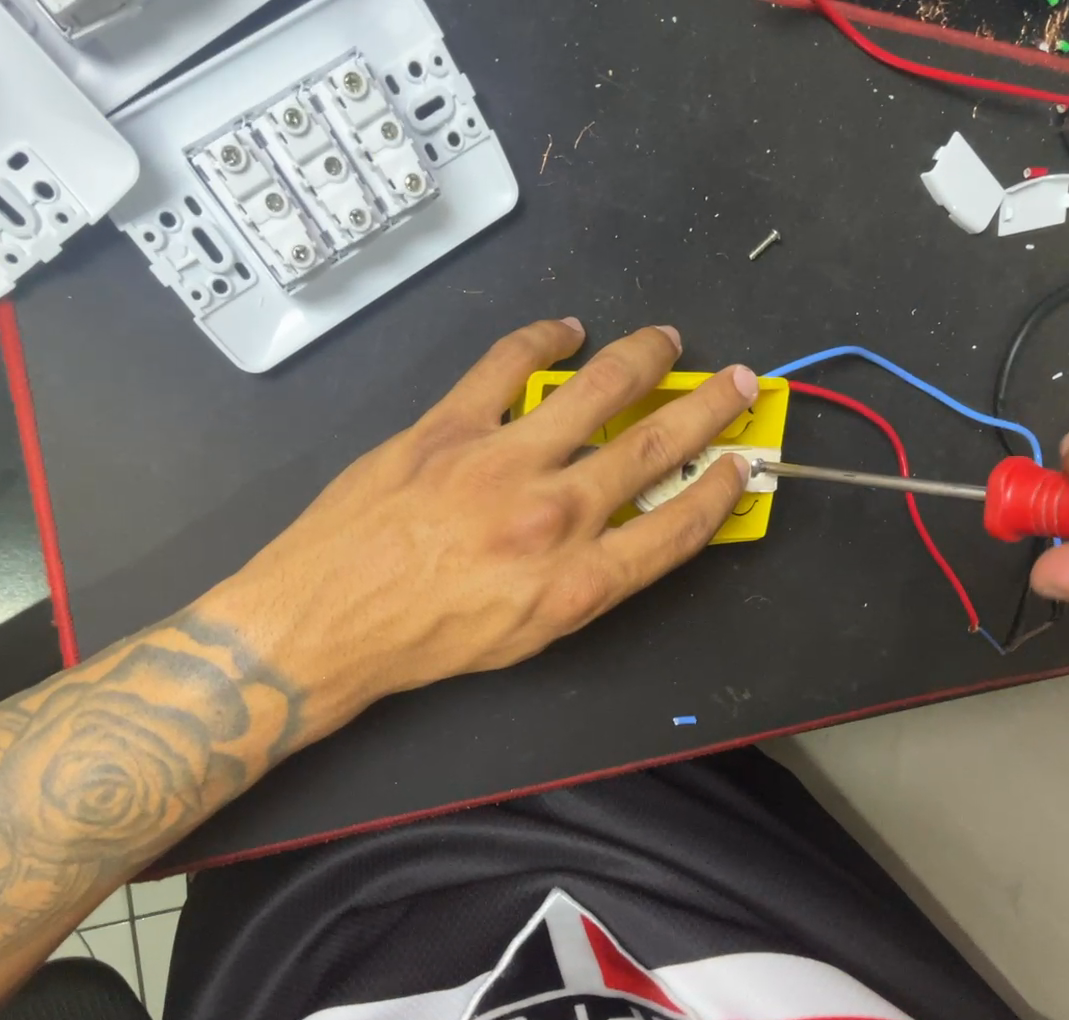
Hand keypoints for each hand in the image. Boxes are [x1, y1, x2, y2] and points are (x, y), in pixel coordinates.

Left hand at [197, 318, 757, 732]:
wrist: (327, 621)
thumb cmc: (429, 641)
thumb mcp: (528, 633)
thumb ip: (586, 578)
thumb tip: (621, 524)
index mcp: (579, 582)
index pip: (677, 527)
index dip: (720, 491)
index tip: (741, 464)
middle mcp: (554, 518)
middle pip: (655, 449)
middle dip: (709, 411)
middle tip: (739, 383)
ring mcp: (502, 463)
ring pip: (597, 392)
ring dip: (643, 359)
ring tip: (666, 341)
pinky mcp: (449, 425)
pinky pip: (508, 365)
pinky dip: (544, 339)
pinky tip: (566, 330)